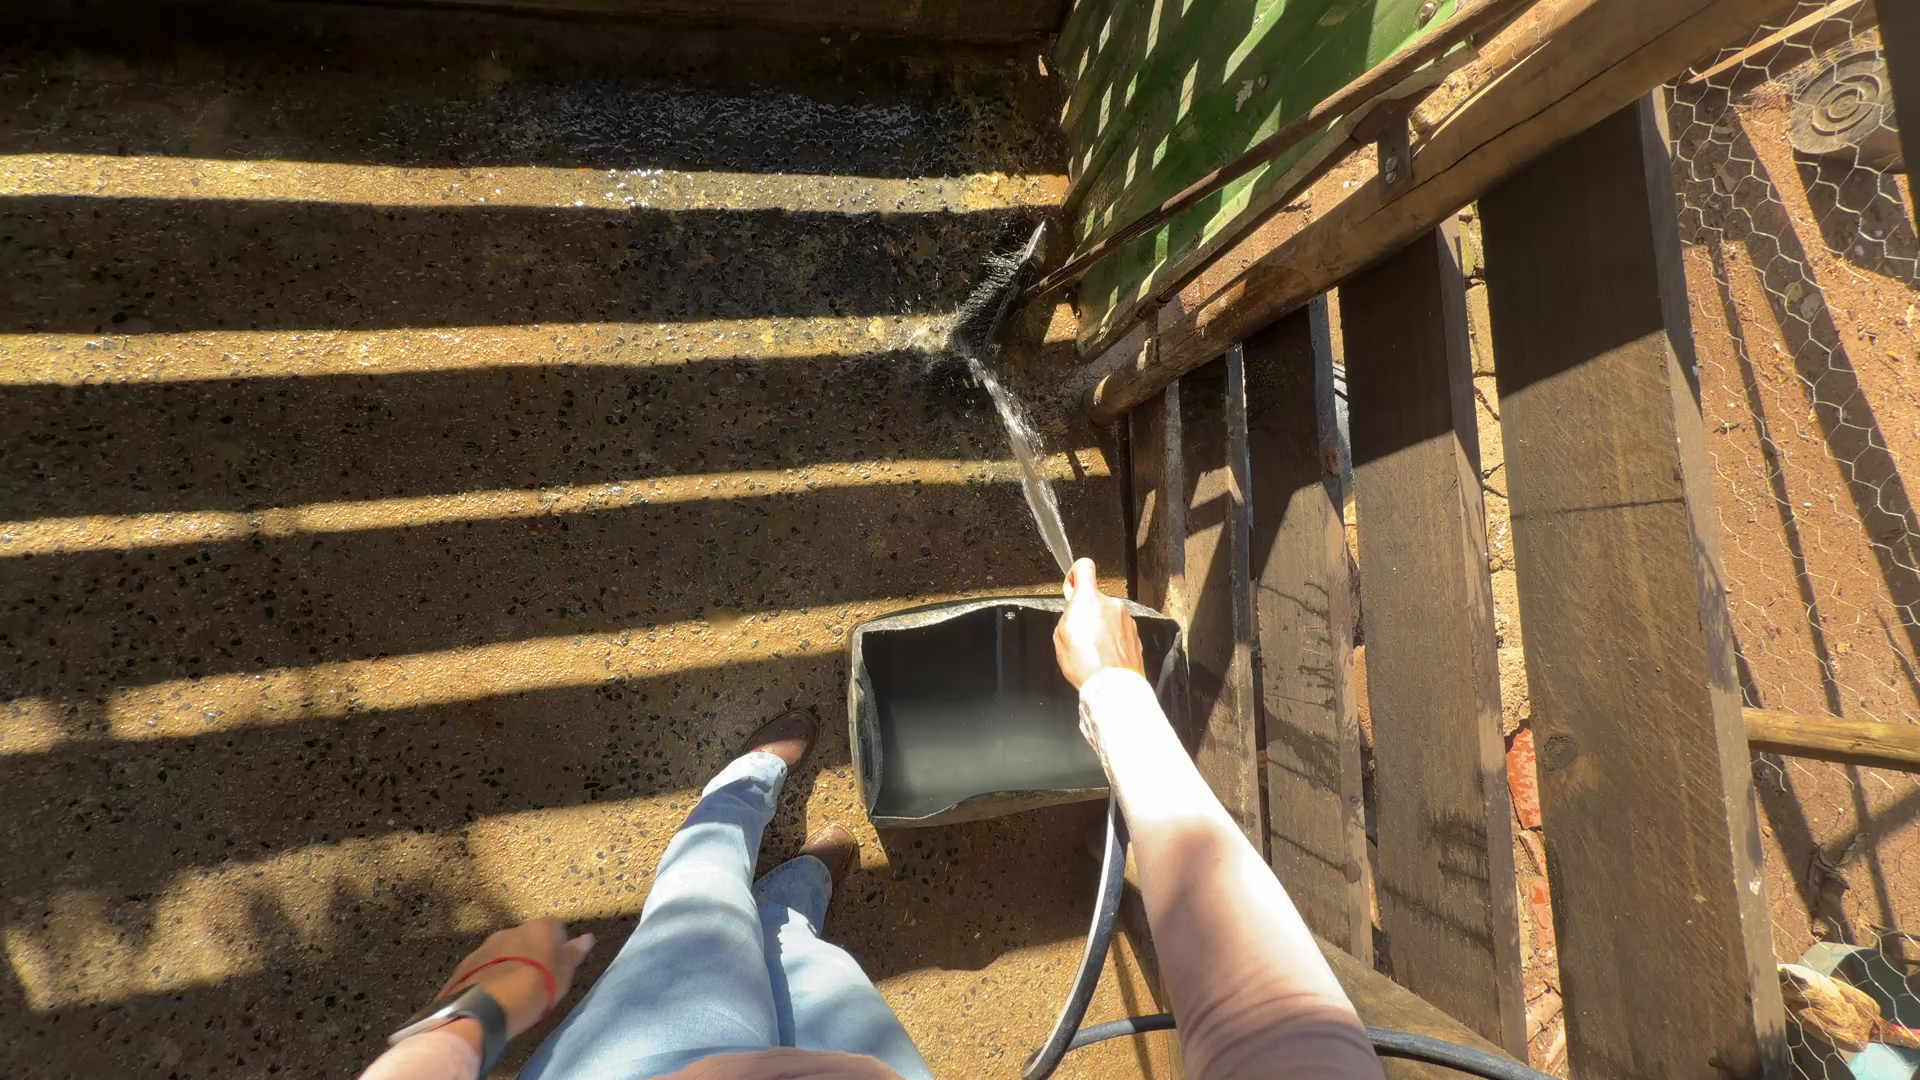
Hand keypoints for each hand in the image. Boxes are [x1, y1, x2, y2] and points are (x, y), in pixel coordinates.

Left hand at [434, 917, 595, 1037]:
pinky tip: (491, 996)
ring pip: (503, 952)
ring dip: (508, 964)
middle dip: (531, 953)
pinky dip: (489, 977)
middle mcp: (512, 930)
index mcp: (540, 927)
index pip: (556, 927)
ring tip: (510, 990)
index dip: (558, 945)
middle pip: (527, 938)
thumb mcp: (562, 975)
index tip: (557, 965)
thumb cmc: (532, 989)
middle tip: (535, 979)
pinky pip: (482, 968)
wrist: (481, 1011)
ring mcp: (484, 947)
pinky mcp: (463, 967)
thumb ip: (573, 954)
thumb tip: (587, 938)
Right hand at [1053, 557, 1144, 689]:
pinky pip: (1119, 630)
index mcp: (1089, 599)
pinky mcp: (1135, 634)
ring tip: (1092, 649)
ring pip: (1109, 615)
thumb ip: (1068, 615)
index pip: (1084, 567)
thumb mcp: (1060, 636)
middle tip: (1079, 633)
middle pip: (1096, 597)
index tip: (1072, 586)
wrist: (1113, 686)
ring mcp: (1126, 619)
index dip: (1075, 574)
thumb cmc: (1085, 663)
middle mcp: (1111, 604)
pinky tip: (1104, 656)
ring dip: (1101, 626)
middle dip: (1087, 611)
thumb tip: (1073, 611)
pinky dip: (1112, 639)